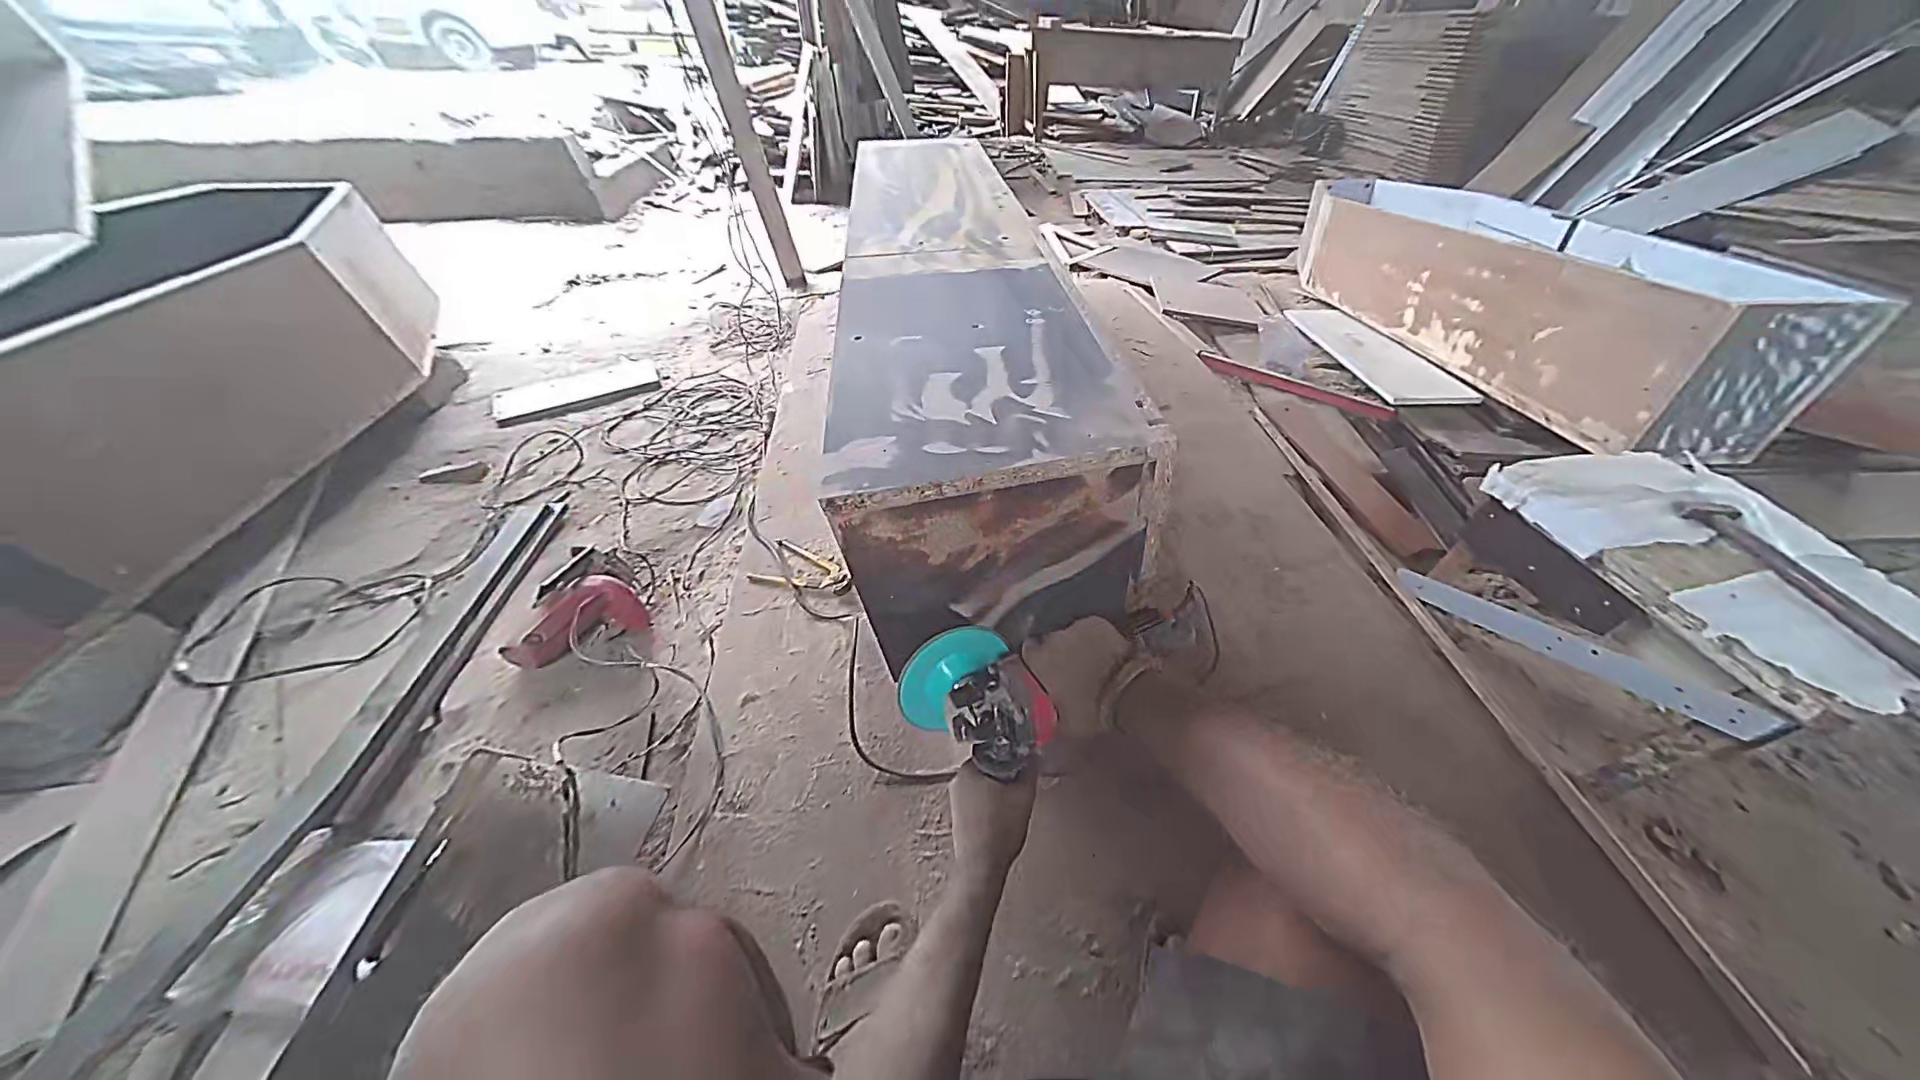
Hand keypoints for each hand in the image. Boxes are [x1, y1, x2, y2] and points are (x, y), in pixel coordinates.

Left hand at [947, 761, 1035, 881]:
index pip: (992, 751)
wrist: (981, 866)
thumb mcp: (1024, 795)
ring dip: (998, 792)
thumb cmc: (1000, 830)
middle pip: (988, 769)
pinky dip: (990, 805)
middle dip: (1005, 777)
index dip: (1011, 758)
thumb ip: (1029, 770)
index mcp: (968, 769)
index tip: (1022, 768)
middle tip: (1019, 790)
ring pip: (983, 785)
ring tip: (1011, 807)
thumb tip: (1033, 756)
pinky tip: (1001, 819)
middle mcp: (957, 780)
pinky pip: (977, 801)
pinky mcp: (958, 815)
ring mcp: (955, 799)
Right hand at [1020, 617, 1136, 739]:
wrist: (1126, 693)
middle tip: (1068, 669)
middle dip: (1055, 653)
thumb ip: (1044, 714)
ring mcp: (1074, 628)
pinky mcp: (1095, 622)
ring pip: (1068, 634)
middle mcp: (1051, 639)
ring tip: (1088, 660)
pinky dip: (1093, 637)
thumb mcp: (1061, 722)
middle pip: (1047, 641)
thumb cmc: (1090, 710)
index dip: (1035, 662)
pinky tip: (1102, 651)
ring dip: (1074, 644)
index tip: (1044, 671)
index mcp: (1037, 661)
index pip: (1026, 653)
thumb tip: (1038, 717)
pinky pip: (1088, 628)